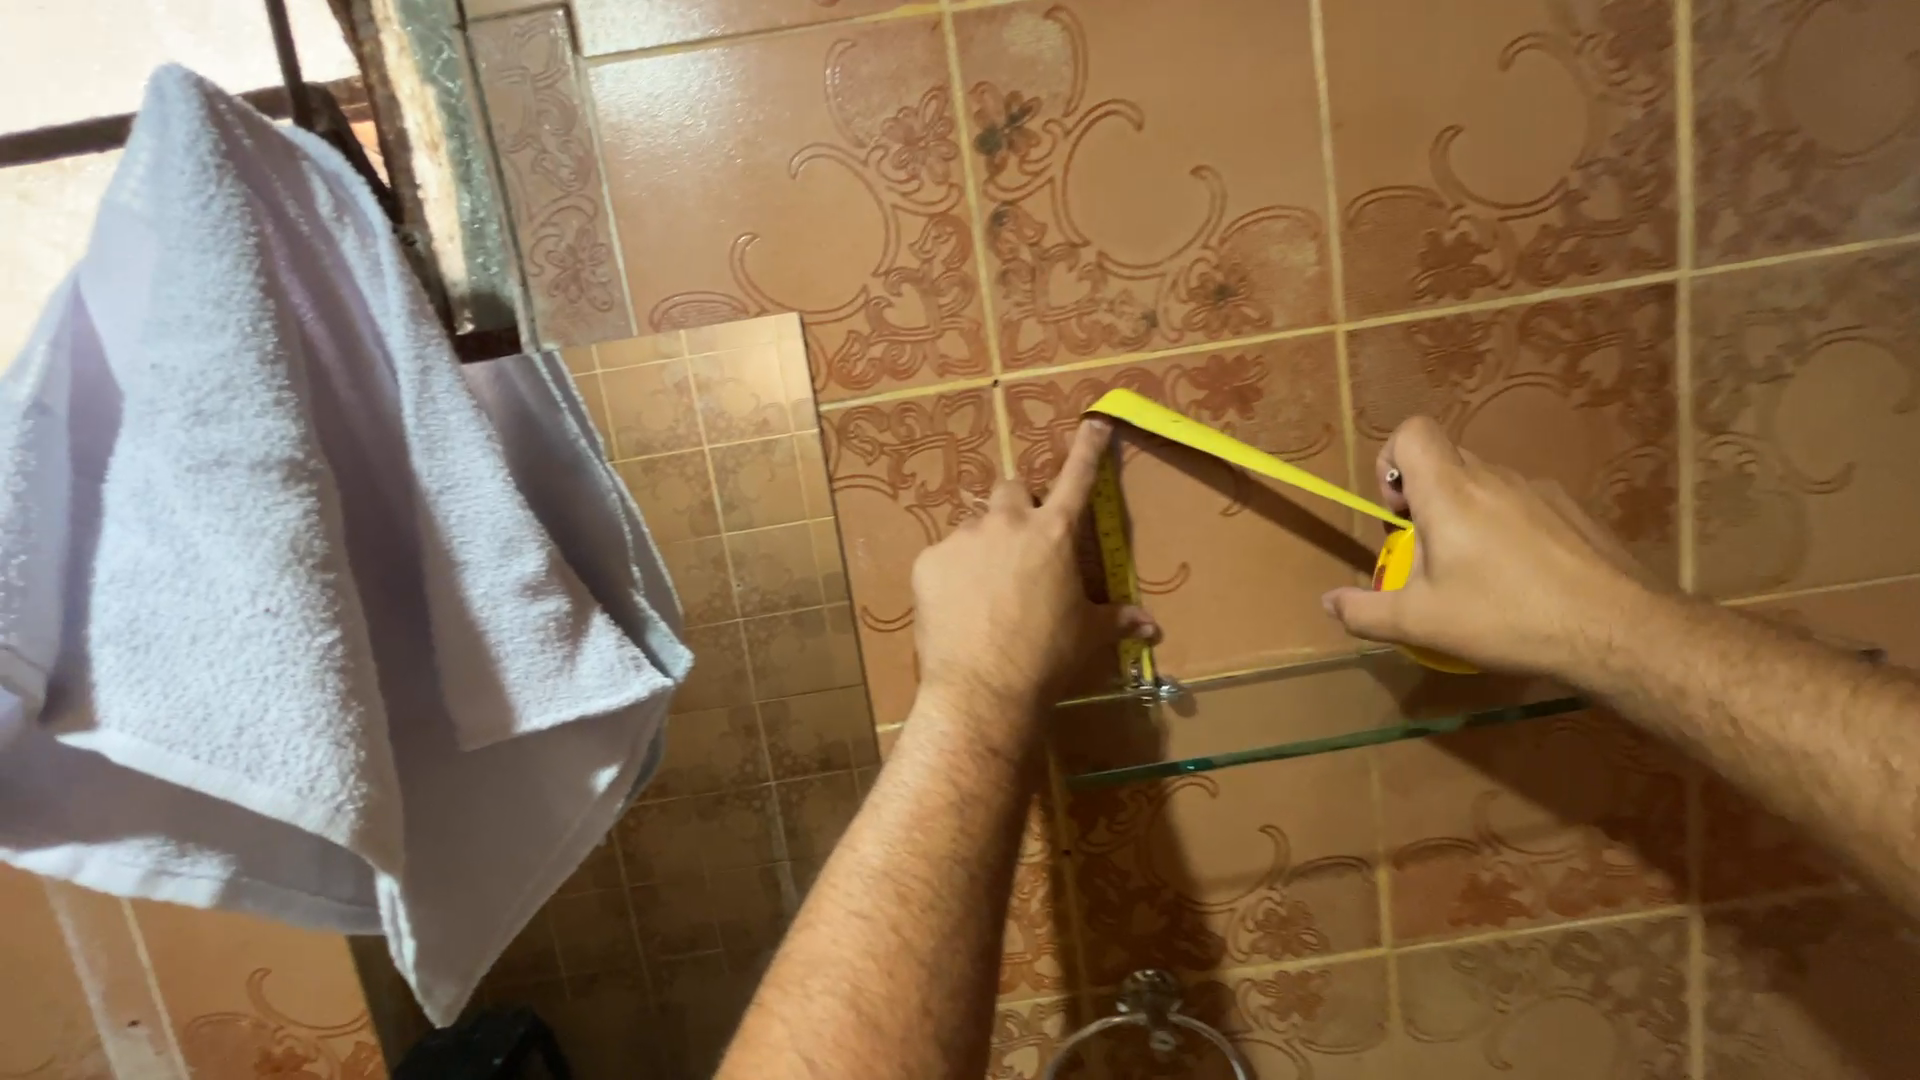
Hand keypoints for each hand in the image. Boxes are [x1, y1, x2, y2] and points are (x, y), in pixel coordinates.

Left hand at [910, 419, 1156, 726]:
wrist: (983, 688)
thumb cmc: (1046, 658)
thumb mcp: (1087, 634)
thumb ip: (1117, 619)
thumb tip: (1153, 628)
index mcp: (1054, 533)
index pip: (1077, 478)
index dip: (1087, 449)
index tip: (1092, 423)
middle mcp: (1007, 523)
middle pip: (1010, 490)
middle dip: (1016, 508)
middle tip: (1017, 546)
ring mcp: (963, 538)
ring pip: (974, 526)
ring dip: (982, 545)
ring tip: (983, 591)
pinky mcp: (929, 559)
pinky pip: (944, 556)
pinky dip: (952, 574)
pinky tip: (957, 607)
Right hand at [1320, 416, 1658, 678]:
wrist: (1621, 632)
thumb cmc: (1506, 617)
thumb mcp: (1419, 623)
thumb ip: (1364, 612)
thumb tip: (1329, 603)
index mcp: (1449, 493)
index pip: (1412, 432)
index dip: (1390, 460)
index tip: (1397, 511)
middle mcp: (1494, 478)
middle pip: (1445, 458)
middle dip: (1423, 495)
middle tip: (1427, 549)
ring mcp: (1540, 492)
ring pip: (1484, 483)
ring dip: (1465, 513)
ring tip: (1474, 571)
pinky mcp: (1573, 513)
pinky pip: (1521, 504)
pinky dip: (1506, 527)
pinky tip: (1520, 577)